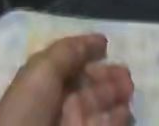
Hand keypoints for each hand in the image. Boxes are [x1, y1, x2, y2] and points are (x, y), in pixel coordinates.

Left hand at [0, 34, 134, 125]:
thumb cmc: (29, 110)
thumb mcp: (43, 68)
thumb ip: (71, 50)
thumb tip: (100, 41)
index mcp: (42, 84)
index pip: (70, 65)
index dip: (88, 54)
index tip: (107, 47)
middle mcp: (57, 105)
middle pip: (86, 87)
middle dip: (107, 78)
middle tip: (127, 74)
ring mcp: (70, 125)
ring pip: (97, 109)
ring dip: (115, 98)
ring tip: (129, 90)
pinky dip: (115, 121)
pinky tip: (125, 113)